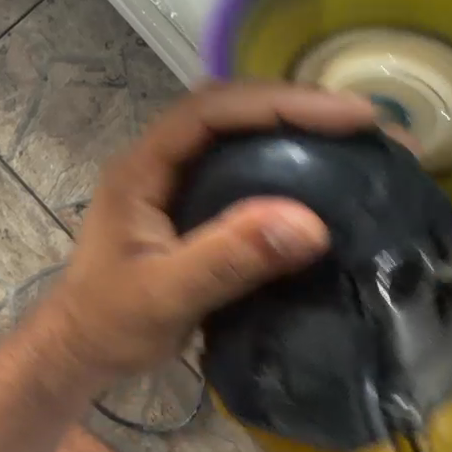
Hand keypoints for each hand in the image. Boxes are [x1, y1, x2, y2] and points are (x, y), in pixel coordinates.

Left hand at [43, 82, 378, 376]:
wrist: (80, 347)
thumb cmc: (110, 322)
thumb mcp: (166, 296)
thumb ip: (226, 259)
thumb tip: (310, 221)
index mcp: (139, 169)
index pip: (209, 111)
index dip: (280, 104)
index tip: (352, 117)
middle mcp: (154, 163)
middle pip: (225, 110)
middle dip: (295, 109)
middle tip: (371, 127)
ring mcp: (169, 182)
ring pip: (234, 135)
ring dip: (293, 131)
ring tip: (362, 146)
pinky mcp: (186, 205)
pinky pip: (238, 167)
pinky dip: (283, 163)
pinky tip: (324, 179)